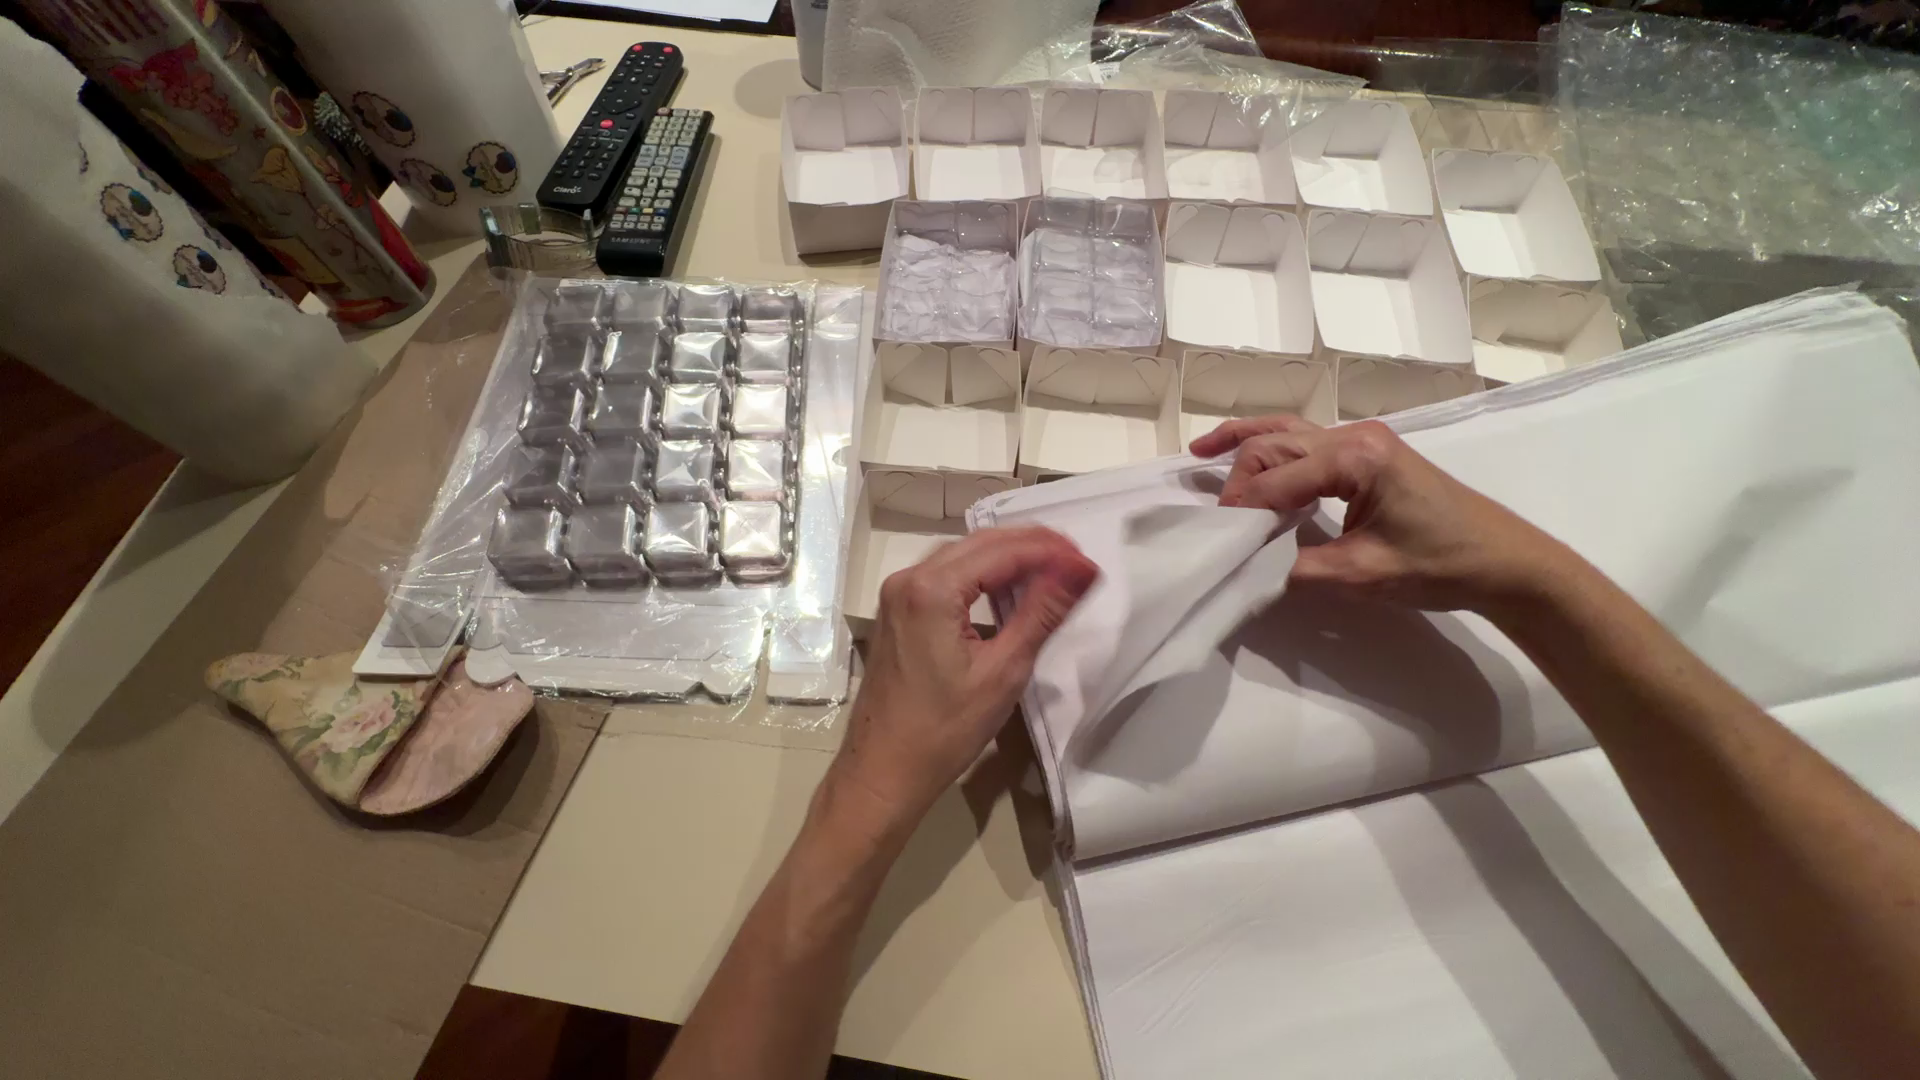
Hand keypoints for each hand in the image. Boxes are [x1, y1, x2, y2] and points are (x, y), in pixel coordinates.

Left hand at [828, 528, 1097, 835]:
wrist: (884, 771)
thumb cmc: (945, 730)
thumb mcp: (1004, 671)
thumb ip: (1043, 612)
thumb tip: (1080, 569)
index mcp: (931, 589)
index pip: (1003, 552)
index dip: (1051, 553)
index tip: (1089, 564)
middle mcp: (908, 578)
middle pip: (979, 544)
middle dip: (1031, 546)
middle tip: (1076, 560)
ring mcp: (897, 594)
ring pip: (961, 556)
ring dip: (1006, 557)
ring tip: (1051, 568)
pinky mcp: (897, 611)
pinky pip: (945, 575)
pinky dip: (980, 575)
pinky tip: (1008, 588)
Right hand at [1191, 415, 1570, 612]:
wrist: (1506, 563)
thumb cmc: (1440, 566)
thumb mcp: (1360, 575)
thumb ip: (1294, 568)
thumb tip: (1246, 569)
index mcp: (1355, 458)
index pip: (1275, 480)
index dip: (1242, 510)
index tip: (1221, 541)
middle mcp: (1354, 436)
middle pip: (1272, 445)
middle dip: (1239, 479)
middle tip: (1221, 522)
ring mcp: (1361, 439)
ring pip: (1285, 433)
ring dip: (1245, 444)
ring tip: (1201, 451)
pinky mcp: (1366, 452)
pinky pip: (1303, 441)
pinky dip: (1270, 446)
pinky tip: (1246, 451)